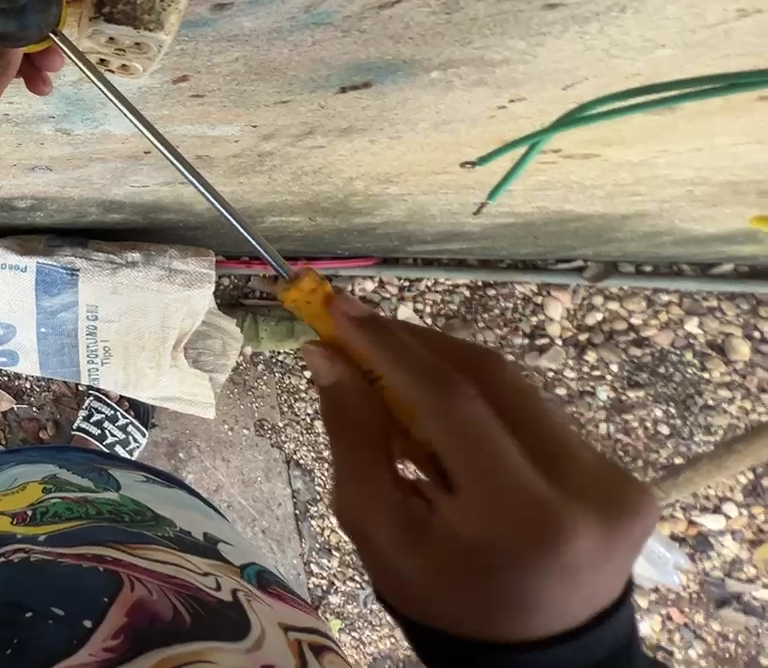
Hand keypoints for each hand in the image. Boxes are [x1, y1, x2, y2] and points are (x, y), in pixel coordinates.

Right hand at [305, 297, 656, 643]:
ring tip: (379, 353)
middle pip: (488, 377)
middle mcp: (587, 487)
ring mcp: (615, 479)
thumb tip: (323, 353)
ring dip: (437, 359)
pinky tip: (426, 393)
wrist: (532, 652)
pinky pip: (527, 407)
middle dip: (410, 340)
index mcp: (523, 513)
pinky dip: (468, 388)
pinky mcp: (618, 474)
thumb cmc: (433, 588)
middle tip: (349, 320)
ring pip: (510, 384)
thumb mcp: (371, 517)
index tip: (335, 308)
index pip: (452, 400)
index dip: (389, 345)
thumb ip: (351, 430)